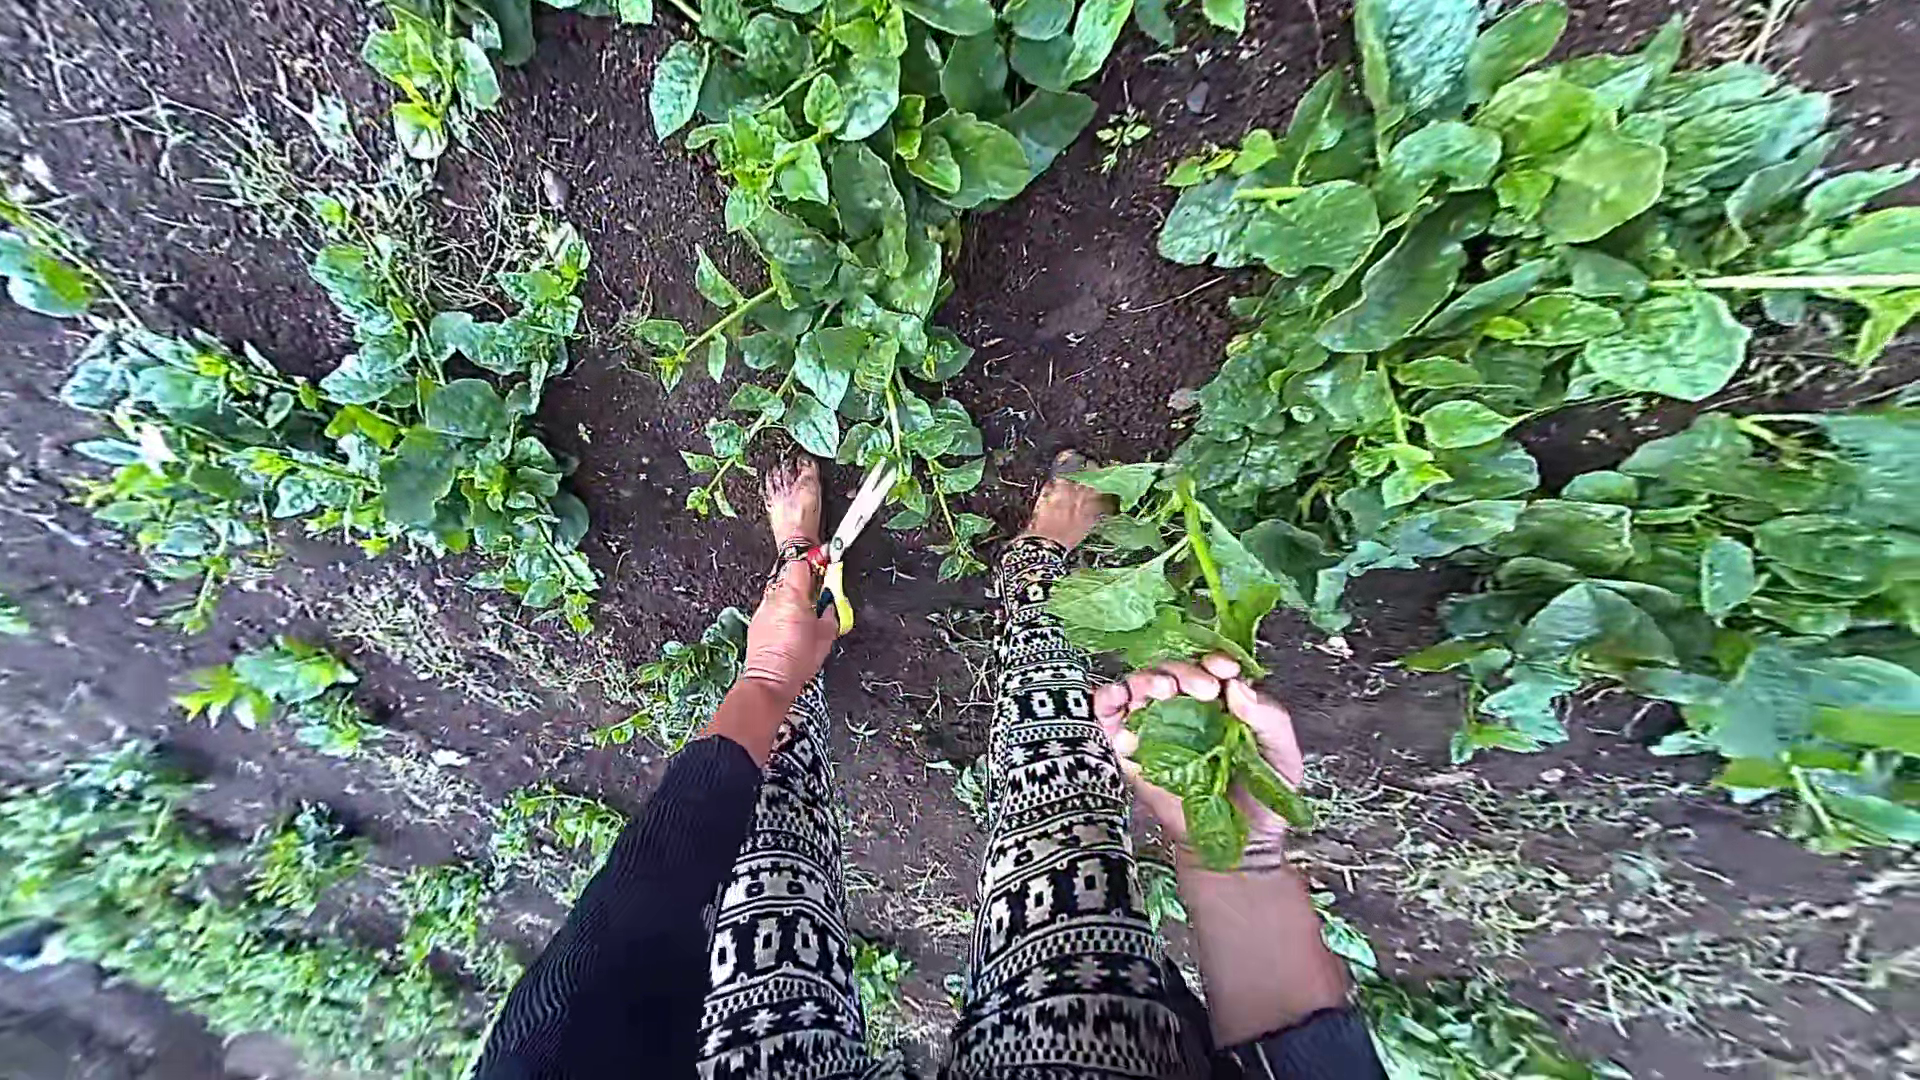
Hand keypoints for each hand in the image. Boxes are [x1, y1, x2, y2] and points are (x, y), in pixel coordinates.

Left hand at [740, 560, 839, 700]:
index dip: (813, 564)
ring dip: (791, 594)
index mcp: (793, 596)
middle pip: (788, 574)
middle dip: (803, 580)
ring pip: (779, 590)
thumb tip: (831, 604)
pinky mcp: (757, 620)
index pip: (800, 563)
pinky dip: (780, 608)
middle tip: (816, 593)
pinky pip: (771, 605)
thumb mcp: (826, 636)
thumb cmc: (798, 660)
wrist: (771, 680)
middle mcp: (775, 598)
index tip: (822, 570)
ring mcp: (763, 608)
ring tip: (803, 611)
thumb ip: (830, 613)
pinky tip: (788, 624)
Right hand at [1094, 653, 1304, 863]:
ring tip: (1164, 690)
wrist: (1238, 845)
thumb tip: (1238, 686)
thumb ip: (1269, 718)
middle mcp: (1181, 706)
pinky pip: (1107, 713)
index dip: (1211, 659)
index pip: (1206, 666)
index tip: (1224, 669)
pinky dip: (1107, 699)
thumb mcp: (1282, 754)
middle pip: (1170, 669)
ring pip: (1137, 684)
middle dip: (1184, 671)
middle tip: (1203, 688)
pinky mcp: (1127, 745)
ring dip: (1147, 679)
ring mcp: (1151, 724)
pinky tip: (1120, 699)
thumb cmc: (1260, 798)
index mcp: (1217, 699)